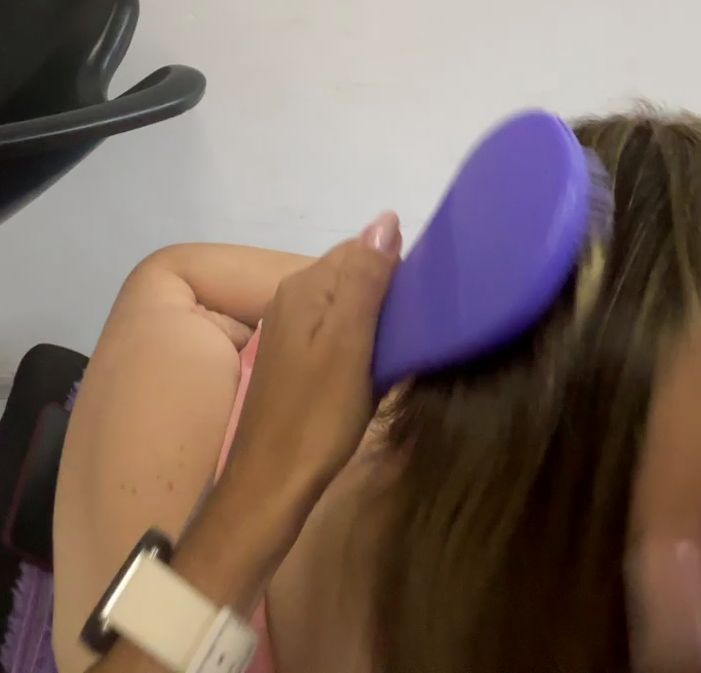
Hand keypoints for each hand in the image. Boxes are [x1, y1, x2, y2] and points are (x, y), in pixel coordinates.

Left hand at [220, 211, 402, 509]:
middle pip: (352, 274)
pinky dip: (363, 341)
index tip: (429, 297)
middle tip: (424, 325)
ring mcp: (291, 330)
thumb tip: (386, 216)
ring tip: (409, 344)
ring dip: (378, 318)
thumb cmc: (317, 414)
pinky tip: (380, 364)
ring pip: (346, 304)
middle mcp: (292, 298)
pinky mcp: (296, 358)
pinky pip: (337, 331)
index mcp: (304, 286)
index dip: (396, 265)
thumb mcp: (349, 341)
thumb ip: (366, 278)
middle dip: (388, 291)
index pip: (359, 249)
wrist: (271, 483)